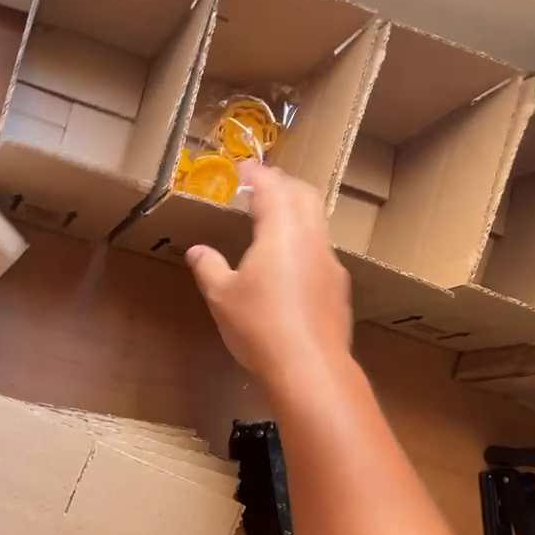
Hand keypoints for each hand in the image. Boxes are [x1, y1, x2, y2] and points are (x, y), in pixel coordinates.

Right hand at [186, 163, 352, 397]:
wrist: (308, 365)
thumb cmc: (258, 325)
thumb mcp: (221, 296)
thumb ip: (209, 267)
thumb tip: (197, 251)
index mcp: (281, 231)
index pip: (271, 189)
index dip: (256, 175)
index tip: (242, 169)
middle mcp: (311, 238)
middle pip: (303, 196)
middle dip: (283, 185)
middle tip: (262, 186)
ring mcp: (329, 262)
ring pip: (316, 222)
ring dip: (296, 211)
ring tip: (275, 220)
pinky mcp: (337, 286)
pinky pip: (320, 250)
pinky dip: (303, 241)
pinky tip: (289, 263)